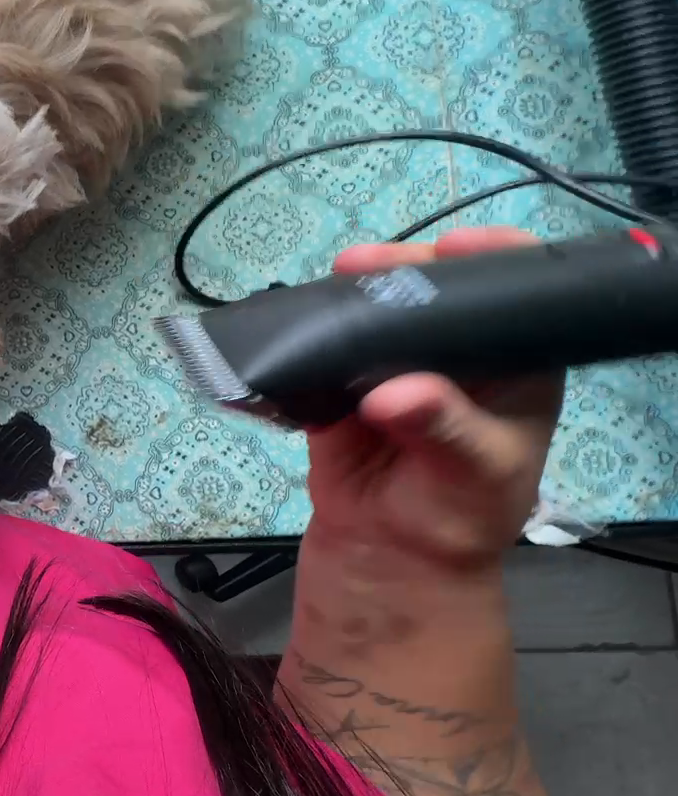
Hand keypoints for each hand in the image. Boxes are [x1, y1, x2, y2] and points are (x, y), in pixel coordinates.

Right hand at [304, 227, 562, 576]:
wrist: (384, 549)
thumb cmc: (456, 510)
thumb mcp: (471, 470)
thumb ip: (441, 428)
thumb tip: (392, 393)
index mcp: (508, 365)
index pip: (510, 298)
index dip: (489, 262)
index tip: (450, 247)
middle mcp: (447, 357)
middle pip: (425, 296)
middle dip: (395, 271)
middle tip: (358, 265)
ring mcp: (386, 370)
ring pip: (365, 319)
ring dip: (340, 300)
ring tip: (317, 288)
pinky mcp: (335, 388)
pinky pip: (316, 355)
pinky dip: (298, 341)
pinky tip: (286, 324)